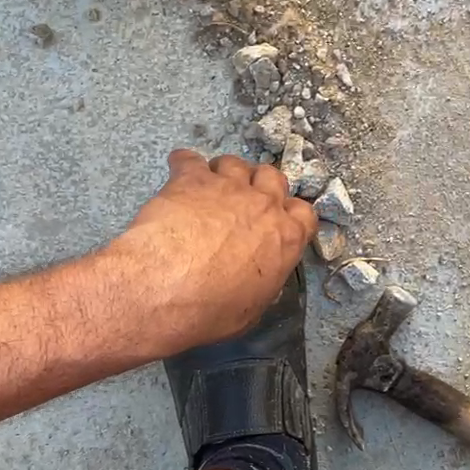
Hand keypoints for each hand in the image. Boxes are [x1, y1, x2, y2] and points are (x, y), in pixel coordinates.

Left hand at [79, 151, 316, 360]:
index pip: (304, 213)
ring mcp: (229, 187)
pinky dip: (184, 164)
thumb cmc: (211, 310)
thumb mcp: (252, 310)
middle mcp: (264, 205)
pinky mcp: (191, 179)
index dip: (290, 215)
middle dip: (259, 186)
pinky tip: (176, 175)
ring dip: (224, 173)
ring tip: (208, 188)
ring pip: (235, 163)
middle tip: (241, 202)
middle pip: (273, 177)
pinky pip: (189, 159)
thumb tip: (258, 279)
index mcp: (286, 238)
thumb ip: (264, 283)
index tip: (276, 222)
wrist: (165, 289)